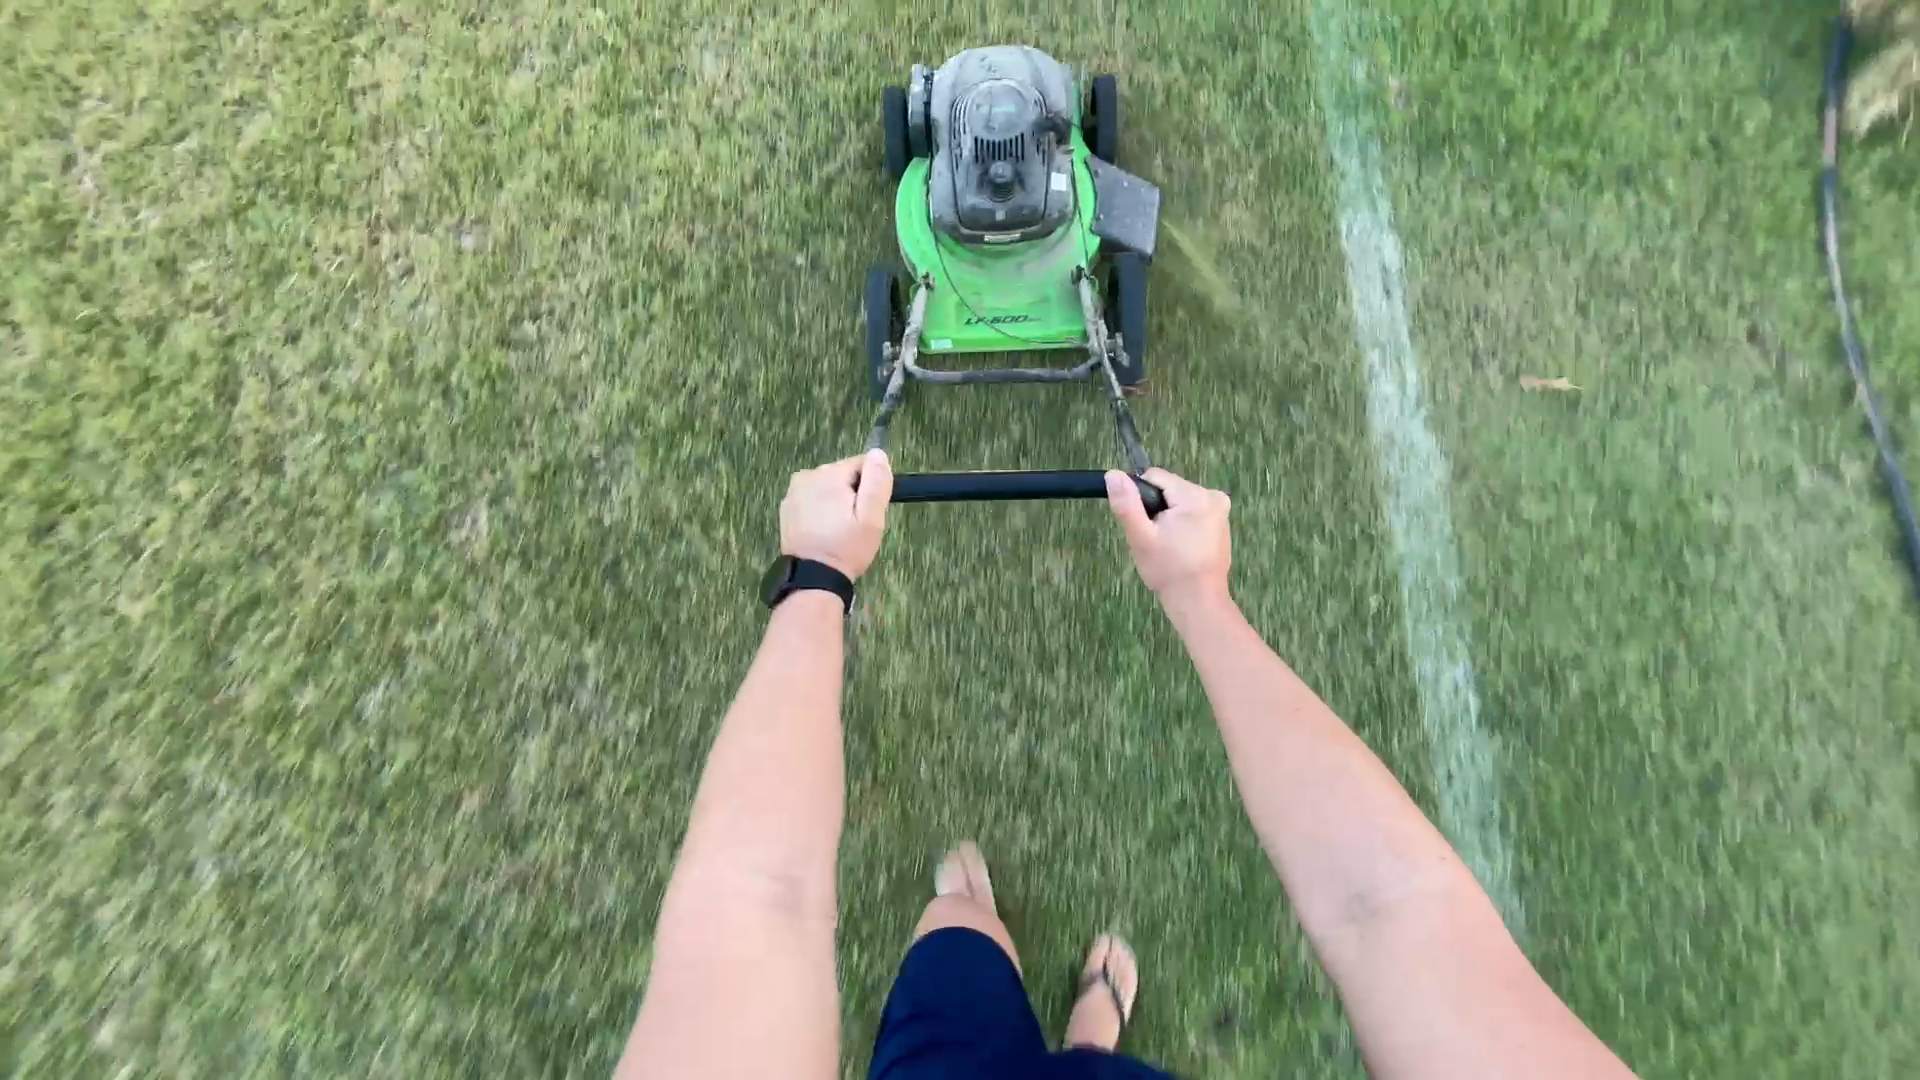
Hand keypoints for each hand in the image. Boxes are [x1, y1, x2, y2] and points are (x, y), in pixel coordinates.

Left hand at [782, 450, 892, 578]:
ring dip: (837, 502)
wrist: (813, 578)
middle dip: (853, 494)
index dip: (871, 487)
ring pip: (828, 487)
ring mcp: (793, 492)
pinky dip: (821, 510)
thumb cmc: (846, 548)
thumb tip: (879, 453)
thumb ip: (877, 482)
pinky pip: (813, 499)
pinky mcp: (787, 508)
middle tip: (855, 524)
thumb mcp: (871, 518)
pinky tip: (824, 531)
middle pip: (843, 475)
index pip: (862, 464)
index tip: (868, 511)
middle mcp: (807, 476)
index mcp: (829, 475)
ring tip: (839, 529)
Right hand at [1105, 468, 1231, 607]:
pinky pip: (1192, 512)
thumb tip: (1113, 474)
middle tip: (1155, 539)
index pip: (1155, 477)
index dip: (1142, 499)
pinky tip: (1181, 547)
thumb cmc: (1168, 570)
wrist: (1198, 600)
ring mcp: (1221, 510)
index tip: (1145, 525)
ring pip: (1179, 501)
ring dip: (1169, 518)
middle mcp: (1213, 496)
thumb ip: (1127, 504)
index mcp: (1195, 496)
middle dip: (1157, 510)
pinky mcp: (1222, 523)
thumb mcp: (1140, 537)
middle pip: (1169, 489)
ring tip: (1168, 545)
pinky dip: (1183, 525)